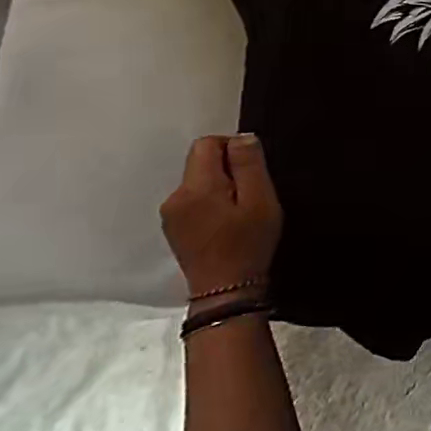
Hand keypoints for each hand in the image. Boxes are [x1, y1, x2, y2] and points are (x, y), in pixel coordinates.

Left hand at [161, 134, 282, 299]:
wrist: (226, 292)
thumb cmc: (248, 245)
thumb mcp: (260, 201)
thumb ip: (249, 165)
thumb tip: (241, 138)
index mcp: (197, 186)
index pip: (206, 144)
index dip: (232, 148)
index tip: (253, 171)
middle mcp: (175, 196)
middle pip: (199, 162)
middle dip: (226, 169)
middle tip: (252, 194)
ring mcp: (169, 214)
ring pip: (197, 182)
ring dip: (219, 187)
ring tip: (241, 211)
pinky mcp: (172, 229)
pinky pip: (192, 201)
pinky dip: (210, 203)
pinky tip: (226, 224)